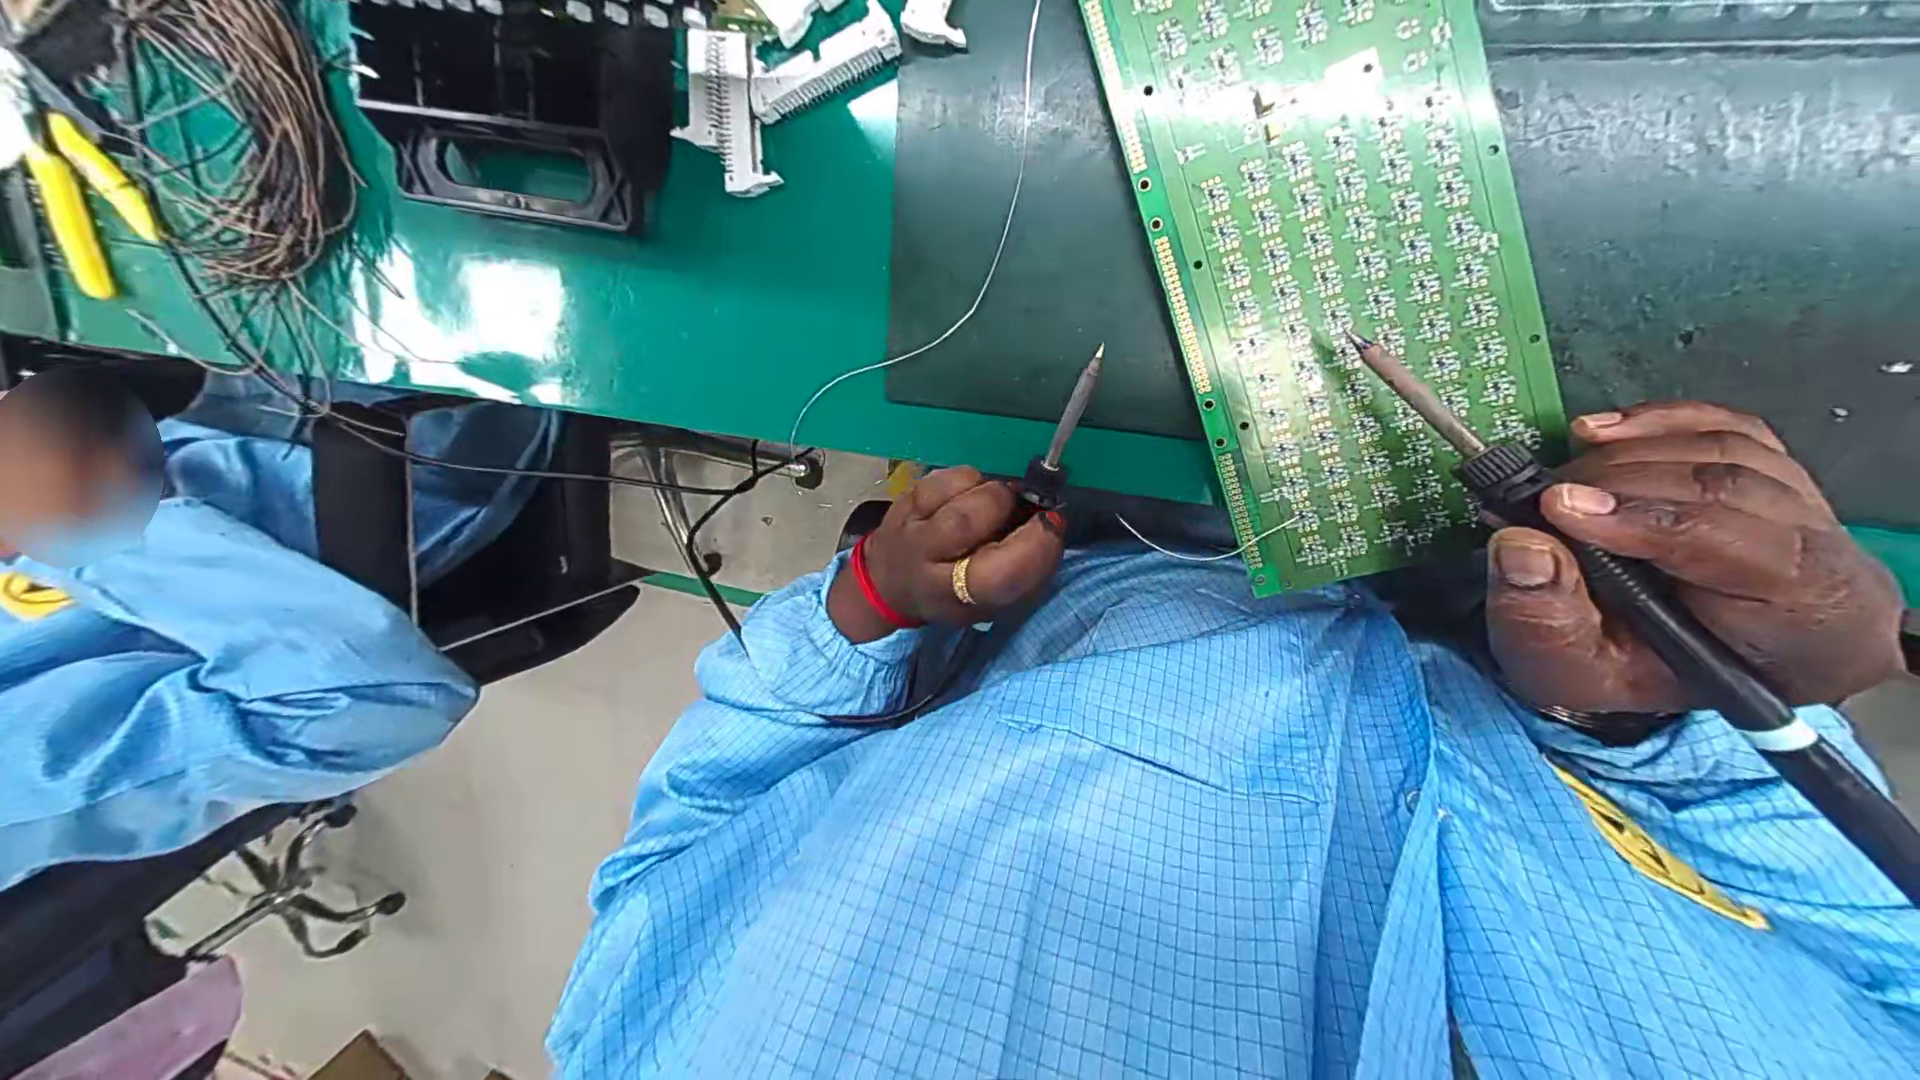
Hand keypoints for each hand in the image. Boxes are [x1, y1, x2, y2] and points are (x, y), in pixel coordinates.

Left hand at [828, 466, 1065, 642]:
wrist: (891, 580)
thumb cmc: (956, 592)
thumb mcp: (991, 600)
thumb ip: (1024, 569)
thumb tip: (1050, 522)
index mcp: (959, 601)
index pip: (999, 576)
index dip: (1034, 546)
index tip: (1050, 525)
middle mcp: (927, 566)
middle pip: (968, 524)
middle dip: (1008, 508)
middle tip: (1023, 508)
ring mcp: (912, 529)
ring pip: (955, 495)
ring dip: (991, 491)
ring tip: (997, 502)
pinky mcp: (906, 500)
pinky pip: (946, 476)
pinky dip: (969, 478)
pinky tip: (970, 492)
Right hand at [1486, 401, 1903, 712]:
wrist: (1642, 661)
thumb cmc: (1616, 671)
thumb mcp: (1566, 670)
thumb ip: (1542, 618)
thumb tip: (1519, 542)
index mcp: (1804, 625)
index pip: (1744, 546)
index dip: (1646, 518)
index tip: (1556, 506)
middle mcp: (1827, 557)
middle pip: (1732, 485)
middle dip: (1617, 482)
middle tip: (1536, 498)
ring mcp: (1803, 509)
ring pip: (1725, 450)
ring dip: (1622, 456)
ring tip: (1554, 482)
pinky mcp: (1763, 477)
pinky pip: (1727, 427)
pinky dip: (1655, 420)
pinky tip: (1597, 432)